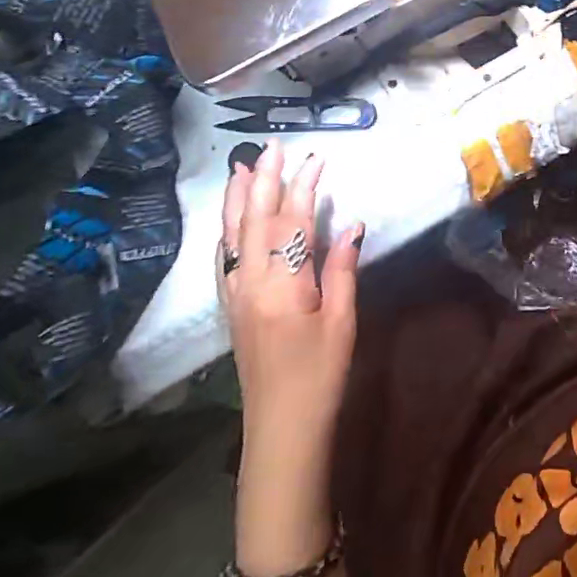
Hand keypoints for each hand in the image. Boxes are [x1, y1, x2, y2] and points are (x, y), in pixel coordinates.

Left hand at [220, 139, 359, 518]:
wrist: (281, 428)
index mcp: (284, 284)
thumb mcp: (342, 323)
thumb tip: (353, 224)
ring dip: (237, 197)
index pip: (292, 222)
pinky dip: (227, 230)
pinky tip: (230, 218)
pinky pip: (223, 258)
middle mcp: (251, 281)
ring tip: (242, 166)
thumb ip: (342, 269)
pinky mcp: (230, 306)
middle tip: (274, 148)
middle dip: (265, 180)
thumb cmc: (320, 377)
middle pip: (255, 219)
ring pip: (232, 234)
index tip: (316, 159)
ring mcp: (235, 293)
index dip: (304, 187)